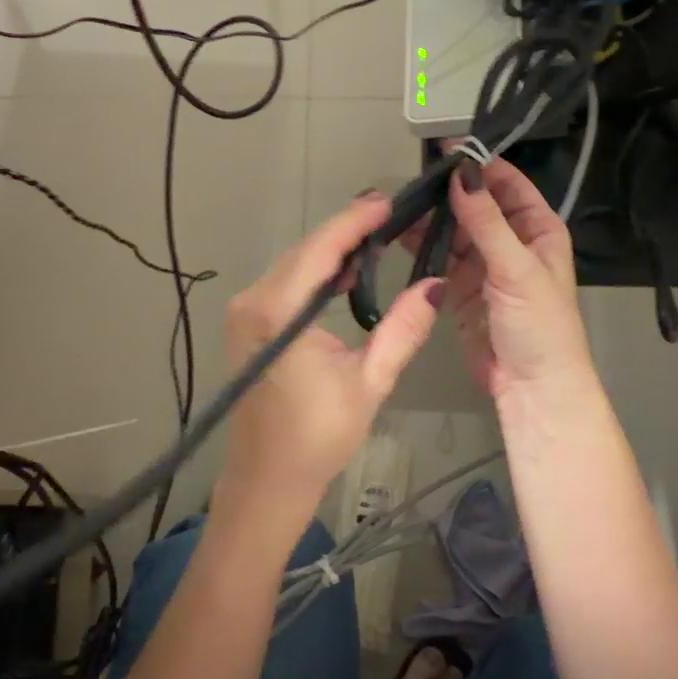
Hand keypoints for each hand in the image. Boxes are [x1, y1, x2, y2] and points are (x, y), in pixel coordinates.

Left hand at [213, 193, 440, 542]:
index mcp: (277, 312)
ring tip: (376, 238)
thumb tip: (435, 285)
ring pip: (291, 266)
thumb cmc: (318, 436)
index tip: (388, 201)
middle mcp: (251, 302)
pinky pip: (282, 285)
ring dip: (329, 252)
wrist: (267, 477)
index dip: (354, 222)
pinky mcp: (245, 325)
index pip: (320, 250)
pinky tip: (345, 273)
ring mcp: (242, 312)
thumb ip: (403, 329)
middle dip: (345, 232)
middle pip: (303, 253)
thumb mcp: (370, 381)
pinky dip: (313, 274)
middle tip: (391, 215)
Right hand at [417, 158, 594, 401]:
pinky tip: (398, 234)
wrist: (530, 387)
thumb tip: (462, 174)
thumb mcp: (516, 269)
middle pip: (474, 205)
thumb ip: (486, 222)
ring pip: (453, 230)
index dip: (479, 165)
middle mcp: (510, 241)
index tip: (443, 149)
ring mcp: (483, 265)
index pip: (507, 184)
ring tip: (396, 205)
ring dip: (429, 219)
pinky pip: (439, 257)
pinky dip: (421, 246)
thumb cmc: (538, 325)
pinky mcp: (460, 288)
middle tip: (408, 180)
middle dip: (445, 192)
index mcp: (537, 229)